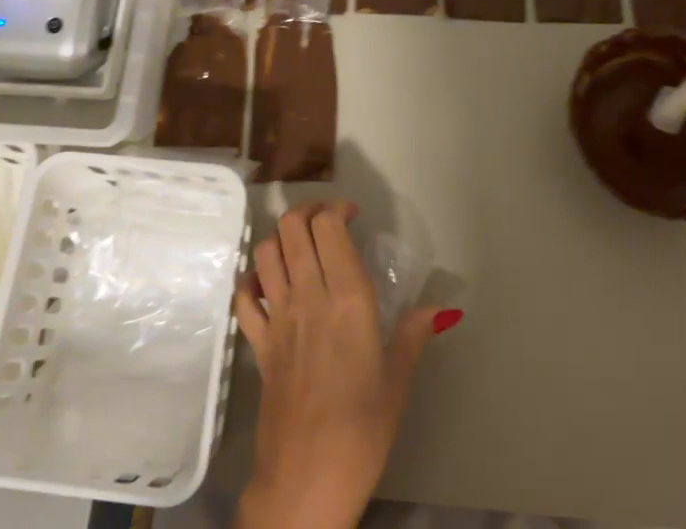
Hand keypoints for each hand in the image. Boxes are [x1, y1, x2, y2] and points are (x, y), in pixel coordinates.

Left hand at [234, 201, 459, 528]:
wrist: (306, 476)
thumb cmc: (363, 430)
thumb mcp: (397, 381)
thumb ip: (413, 335)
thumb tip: (441, 310)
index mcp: (348, 301)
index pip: (329, 229)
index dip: (337, 208)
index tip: (352, 212)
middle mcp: (308, 298)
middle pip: (293, 228)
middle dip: (308, 211)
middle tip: (328, 219)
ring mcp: (277, 319)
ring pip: (265, 253)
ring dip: (280, 238)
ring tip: (301, 246)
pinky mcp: (257, 344)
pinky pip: (243, 297)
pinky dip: (251, 279)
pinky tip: (268, 284)